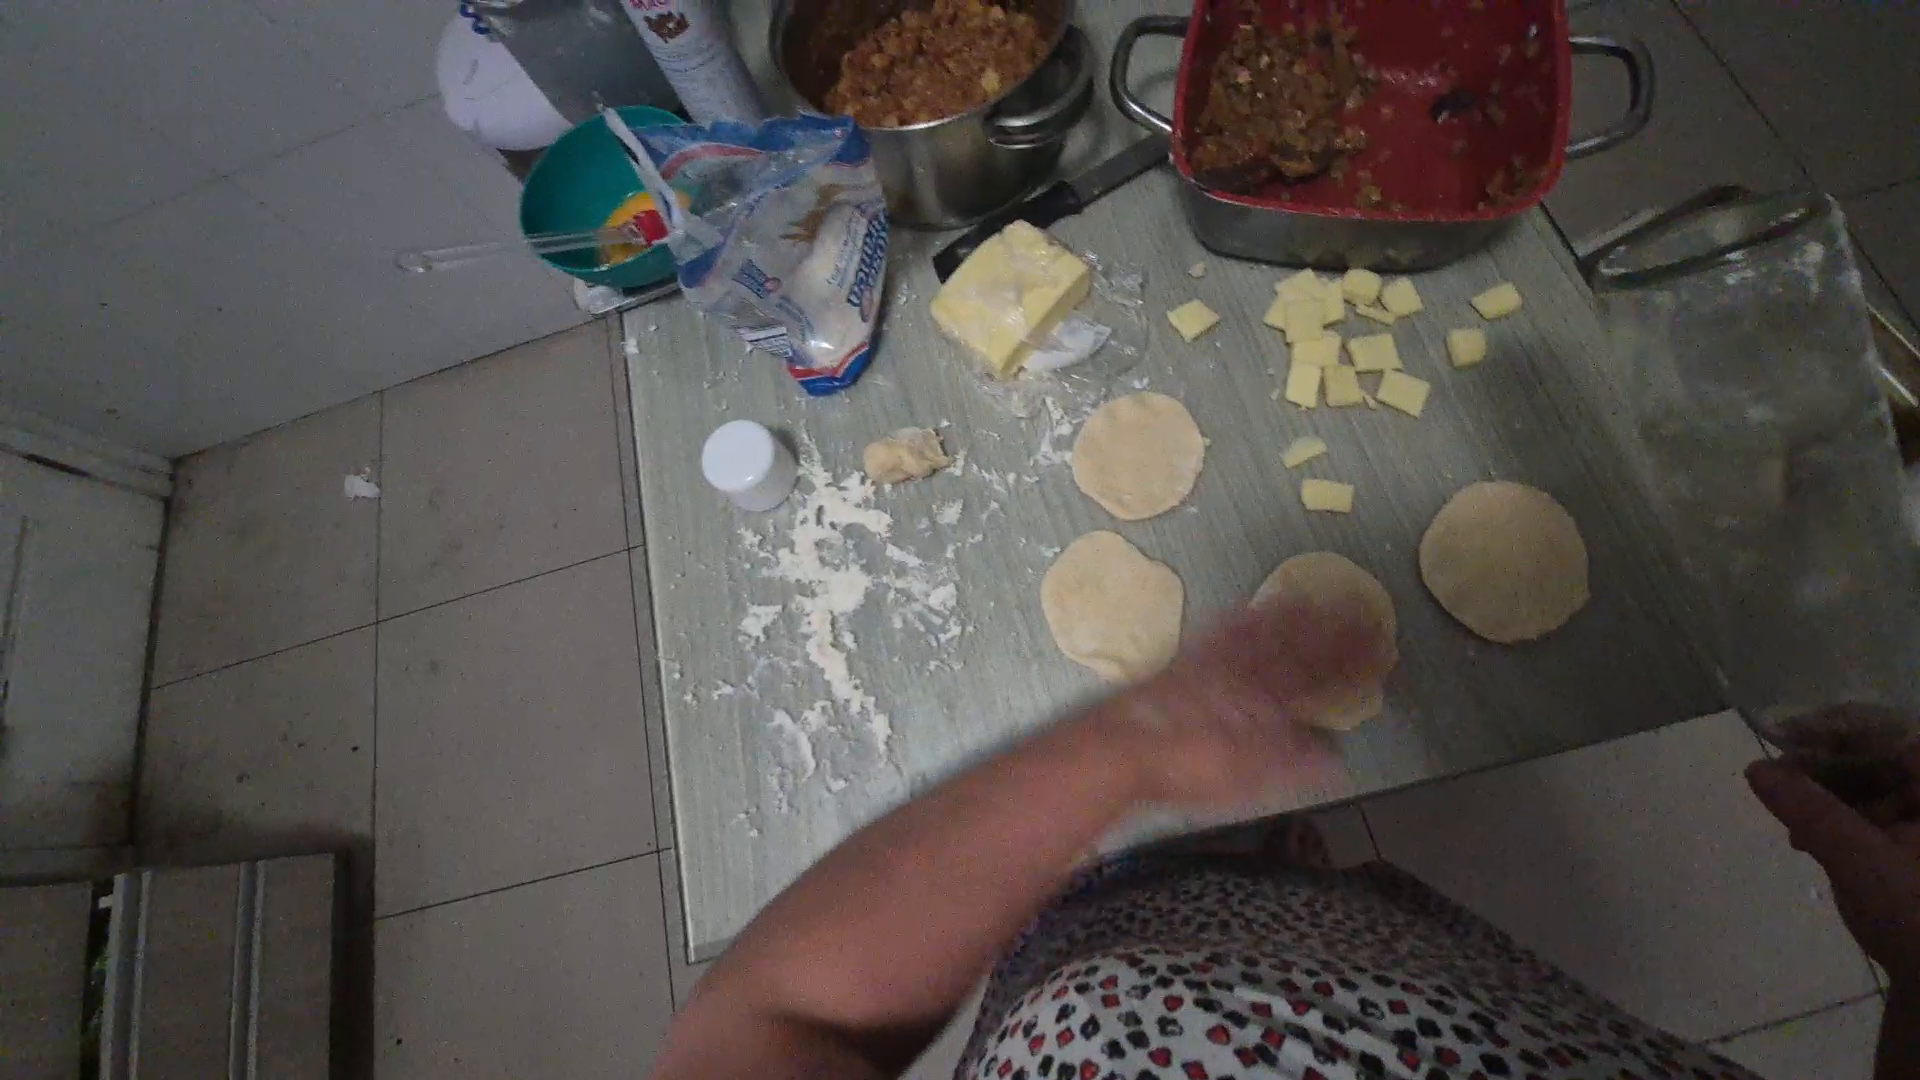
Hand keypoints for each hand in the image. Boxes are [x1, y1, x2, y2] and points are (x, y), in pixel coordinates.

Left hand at [1085, 591, 1394, 812]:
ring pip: (1263, 630)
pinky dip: (1243, 616)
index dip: (1354, 660)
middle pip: (1297, 644)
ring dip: (1293, 614)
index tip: (1379, 646)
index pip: (1322, 674)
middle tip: (1360, 611)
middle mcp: (1242, 673)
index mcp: (1268, 700)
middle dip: (1332, 629)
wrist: (1122, 748)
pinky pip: (1222, 629)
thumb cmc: (1183, 765)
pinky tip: (1248, 609)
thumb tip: (1334, 756)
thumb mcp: (1253, 777)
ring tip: (1316, 598)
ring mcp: (1212, 662)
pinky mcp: (1186, 661)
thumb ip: (1298, 762)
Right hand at [1747, 750, 1919, 990]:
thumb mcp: (1862, 862)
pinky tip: (1812, 842)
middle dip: (1820, 766)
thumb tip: (1755, 766)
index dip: (1835, 728)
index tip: (1781, 738)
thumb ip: (1808, 810)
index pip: (1891, 735)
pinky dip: (1838, 820)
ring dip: (1823, 796)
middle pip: (1879, 758)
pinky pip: (1876, 815)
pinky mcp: (1919, 852)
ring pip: (1872, 787)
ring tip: (1792, 824)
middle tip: (1773, 782)